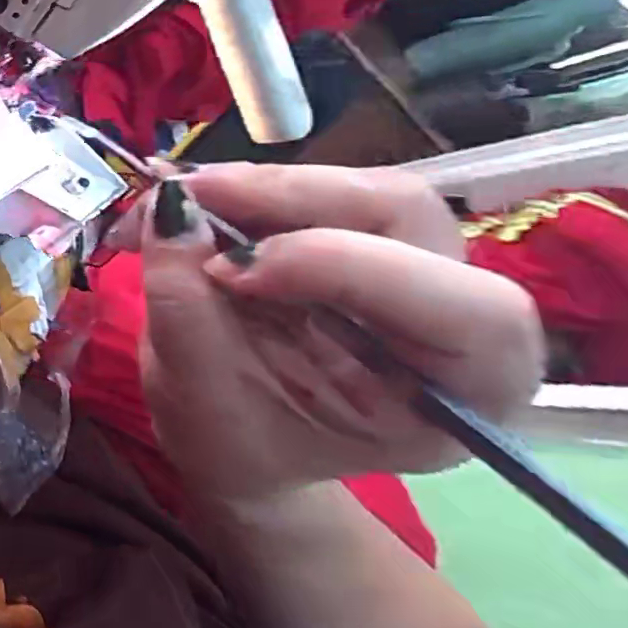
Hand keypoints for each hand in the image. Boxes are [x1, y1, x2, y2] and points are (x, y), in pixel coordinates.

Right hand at [136, 164, 543, 502]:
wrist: (235, 436)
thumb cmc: (236, 441)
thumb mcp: (199, 395)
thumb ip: (183, 304)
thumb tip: (166, 207)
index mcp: (461, 393)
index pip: (462, 306)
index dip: (339, 264)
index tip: (225, 269)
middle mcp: (454, 316)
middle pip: (399, 213)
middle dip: (281, 195)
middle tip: (182, 197)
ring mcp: (402, 265)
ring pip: (349, 187)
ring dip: (249, 185)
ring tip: (171, 204)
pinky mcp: (344, 236)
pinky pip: (300, 188)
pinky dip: (232, 188)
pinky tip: (183, 208)